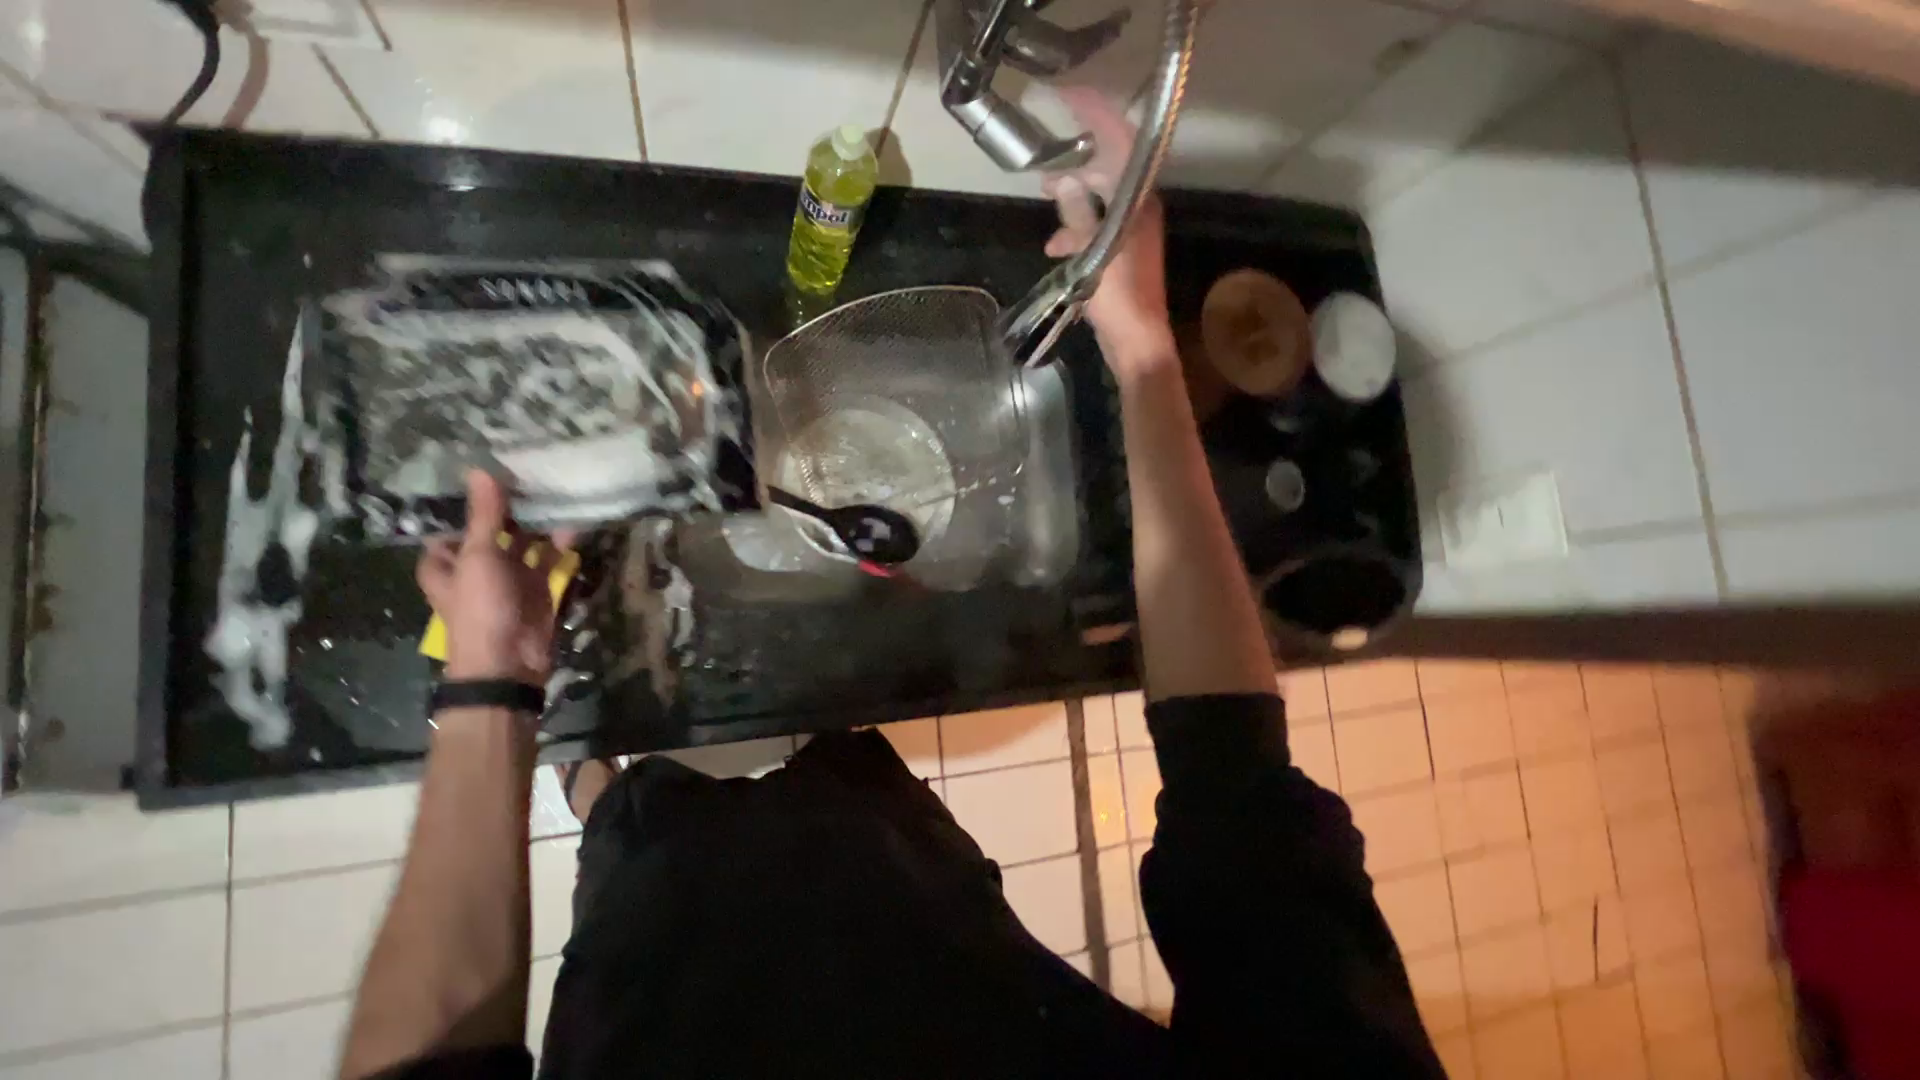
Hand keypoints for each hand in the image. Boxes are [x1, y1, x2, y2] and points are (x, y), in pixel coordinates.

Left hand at [415, 470, 568, 685]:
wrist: (509, 662)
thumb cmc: (480, 608)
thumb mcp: (478, 557)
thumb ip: (484, 515)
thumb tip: (480, 469)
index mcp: (446, 560)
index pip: (455, 521)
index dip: (472, 499)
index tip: (492, 468)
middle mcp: (475, 565)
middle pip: (493, 528)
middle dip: (511, 506)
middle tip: (533, 470)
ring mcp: (508, 577)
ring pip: (524, 542)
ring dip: (539, 523)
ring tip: (557, 490)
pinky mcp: (537, 587)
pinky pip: (549, 559)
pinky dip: (560, 544)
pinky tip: (573, 522)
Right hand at [1042, 86, 1176, 379]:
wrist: (1138, 343)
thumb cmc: (1119, 301)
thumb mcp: (1092, 255)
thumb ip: (1078, 216)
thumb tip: (1065, 182)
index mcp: (1138, 202)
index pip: (1120, 142)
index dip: (1095, 115)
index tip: (1067, 97)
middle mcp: (1140, 209)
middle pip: (1109, 168)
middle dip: (1077, 162)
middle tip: (1047, 165)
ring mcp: (1133, 231)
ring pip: (1100, 198)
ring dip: (1073, 198)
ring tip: (1045, 199)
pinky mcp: (1123, 253)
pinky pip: (1098, 227)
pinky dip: (1077, 230)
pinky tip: (1056, 248)